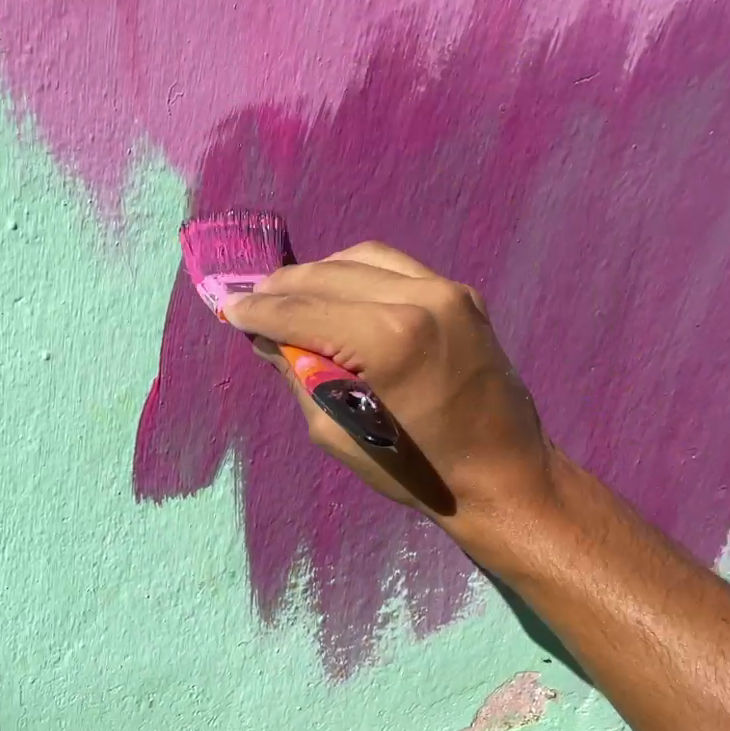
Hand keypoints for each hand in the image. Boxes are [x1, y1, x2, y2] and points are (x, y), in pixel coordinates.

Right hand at [223, 241, 555, 531]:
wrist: (502, 472)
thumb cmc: (412, 469)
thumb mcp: (336, 432)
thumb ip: (300, 377)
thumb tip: (269, 340)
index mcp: (388, 339)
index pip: (302, 311)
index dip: (258, 311)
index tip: (227, 308)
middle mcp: (420, 299)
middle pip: (327, 275)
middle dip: (280, 287)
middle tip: (248, 301)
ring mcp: (446, 289)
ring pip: (359, 258)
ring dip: (315, 274)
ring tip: (286, 295)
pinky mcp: (460, 293)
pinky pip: (392, 266)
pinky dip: (353, 273)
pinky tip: (332, 292)